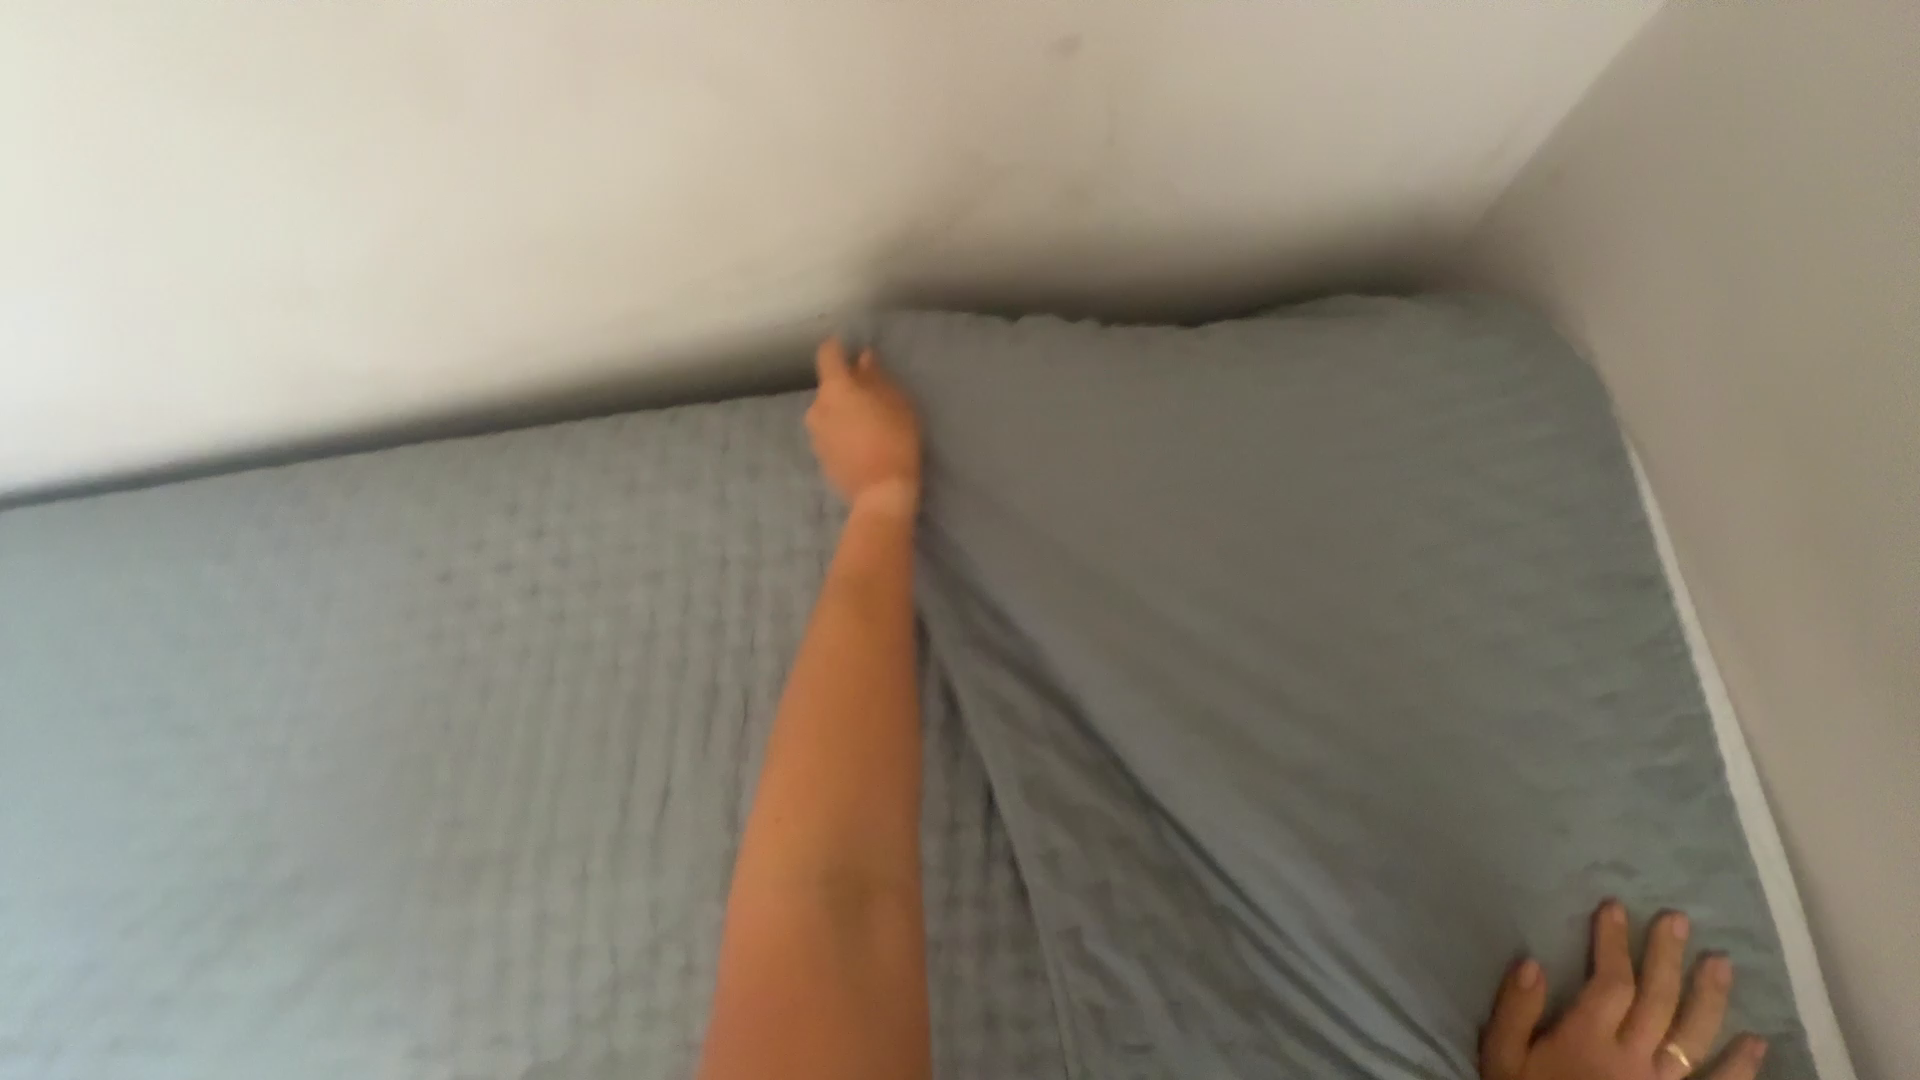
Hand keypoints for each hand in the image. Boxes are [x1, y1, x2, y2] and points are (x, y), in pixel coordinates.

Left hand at [807, 340, 921, 510]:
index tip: (852, 351)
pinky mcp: (820, 457)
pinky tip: (861, 445)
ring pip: (828, 412)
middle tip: (872, 397)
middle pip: (829, 387)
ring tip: (867, 425)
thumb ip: (877, 377)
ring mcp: (815, 435)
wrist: (881, 492)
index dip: (839, 348)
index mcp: (835, 388)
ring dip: (843, 412)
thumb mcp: (897, 402)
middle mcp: (817, 408)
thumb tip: (864, 359)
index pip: (827, 354)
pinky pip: (830, 435)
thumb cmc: (895, 440)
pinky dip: (841, 433)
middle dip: (846, 387)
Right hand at [1481, 902, 1768, 1079]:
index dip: (1614, 942)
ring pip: (1694, 1035)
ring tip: (1720, 961)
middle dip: (1666, 957)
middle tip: (1677, 920)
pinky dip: (1741, 1064)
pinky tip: (1755, 1040)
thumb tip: (1531, 962)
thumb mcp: (1502, 1055)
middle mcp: (1633, 1057)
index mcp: (1587, 1038)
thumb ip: (1514, 1010)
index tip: (1615, 908)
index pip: (1610, 981)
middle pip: (1658, 1000)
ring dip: (1709, 997)